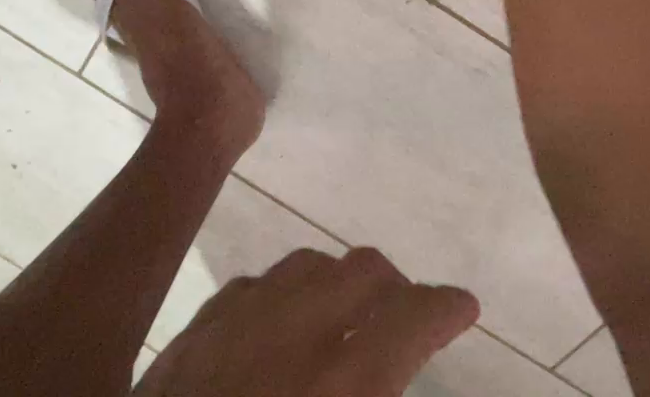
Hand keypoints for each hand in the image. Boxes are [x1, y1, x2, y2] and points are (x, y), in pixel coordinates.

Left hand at [134, 247, 478, 396]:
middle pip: (360, 272)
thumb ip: (369, 387)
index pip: (409, 319)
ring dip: (337, 282)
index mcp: (339, 387)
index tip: (463, 306)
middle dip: (395, 287)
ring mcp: (232, 332)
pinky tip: (277, 322)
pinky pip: (249, 287)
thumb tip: (386, 374)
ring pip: (304, 266)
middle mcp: (289, 342)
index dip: (444, 307)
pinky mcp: (187, 339)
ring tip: (347, 311)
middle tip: (409, 314)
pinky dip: (279, 294)